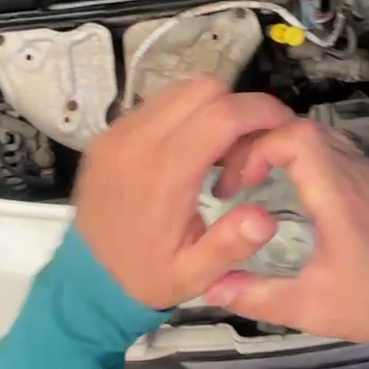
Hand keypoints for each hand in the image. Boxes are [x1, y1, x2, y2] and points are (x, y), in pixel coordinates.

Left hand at [74, 78, 294, 309]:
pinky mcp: (109, 133)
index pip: (222, 114)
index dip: (261, 111)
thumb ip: (230, 244)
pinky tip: (189, 154)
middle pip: (205, 89)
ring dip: (211, 110)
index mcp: (164, 174)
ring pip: (181, 90)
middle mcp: (138, 141)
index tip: (281, 127)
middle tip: (246, 152)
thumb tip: (266, 218)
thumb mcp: (195, 276)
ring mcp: (119, 132)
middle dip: (238, 110)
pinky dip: (184, 116)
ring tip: (218, 155)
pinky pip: (157, 104)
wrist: (87, 279)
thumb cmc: (146, 277)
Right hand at [202, 120, 368, 355]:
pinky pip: (333, 147)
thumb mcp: (308, 309)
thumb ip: (256, 297)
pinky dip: (303, 154)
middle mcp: (358, 175)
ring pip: (320, 132)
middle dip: (262, 145)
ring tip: (256, 177)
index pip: (298, 138)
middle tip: (238, 178)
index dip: (259, 148)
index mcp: (341, 199)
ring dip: (283, 146)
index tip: (239, 182)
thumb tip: (209, 286)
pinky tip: (287, 184)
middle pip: (304, 128)